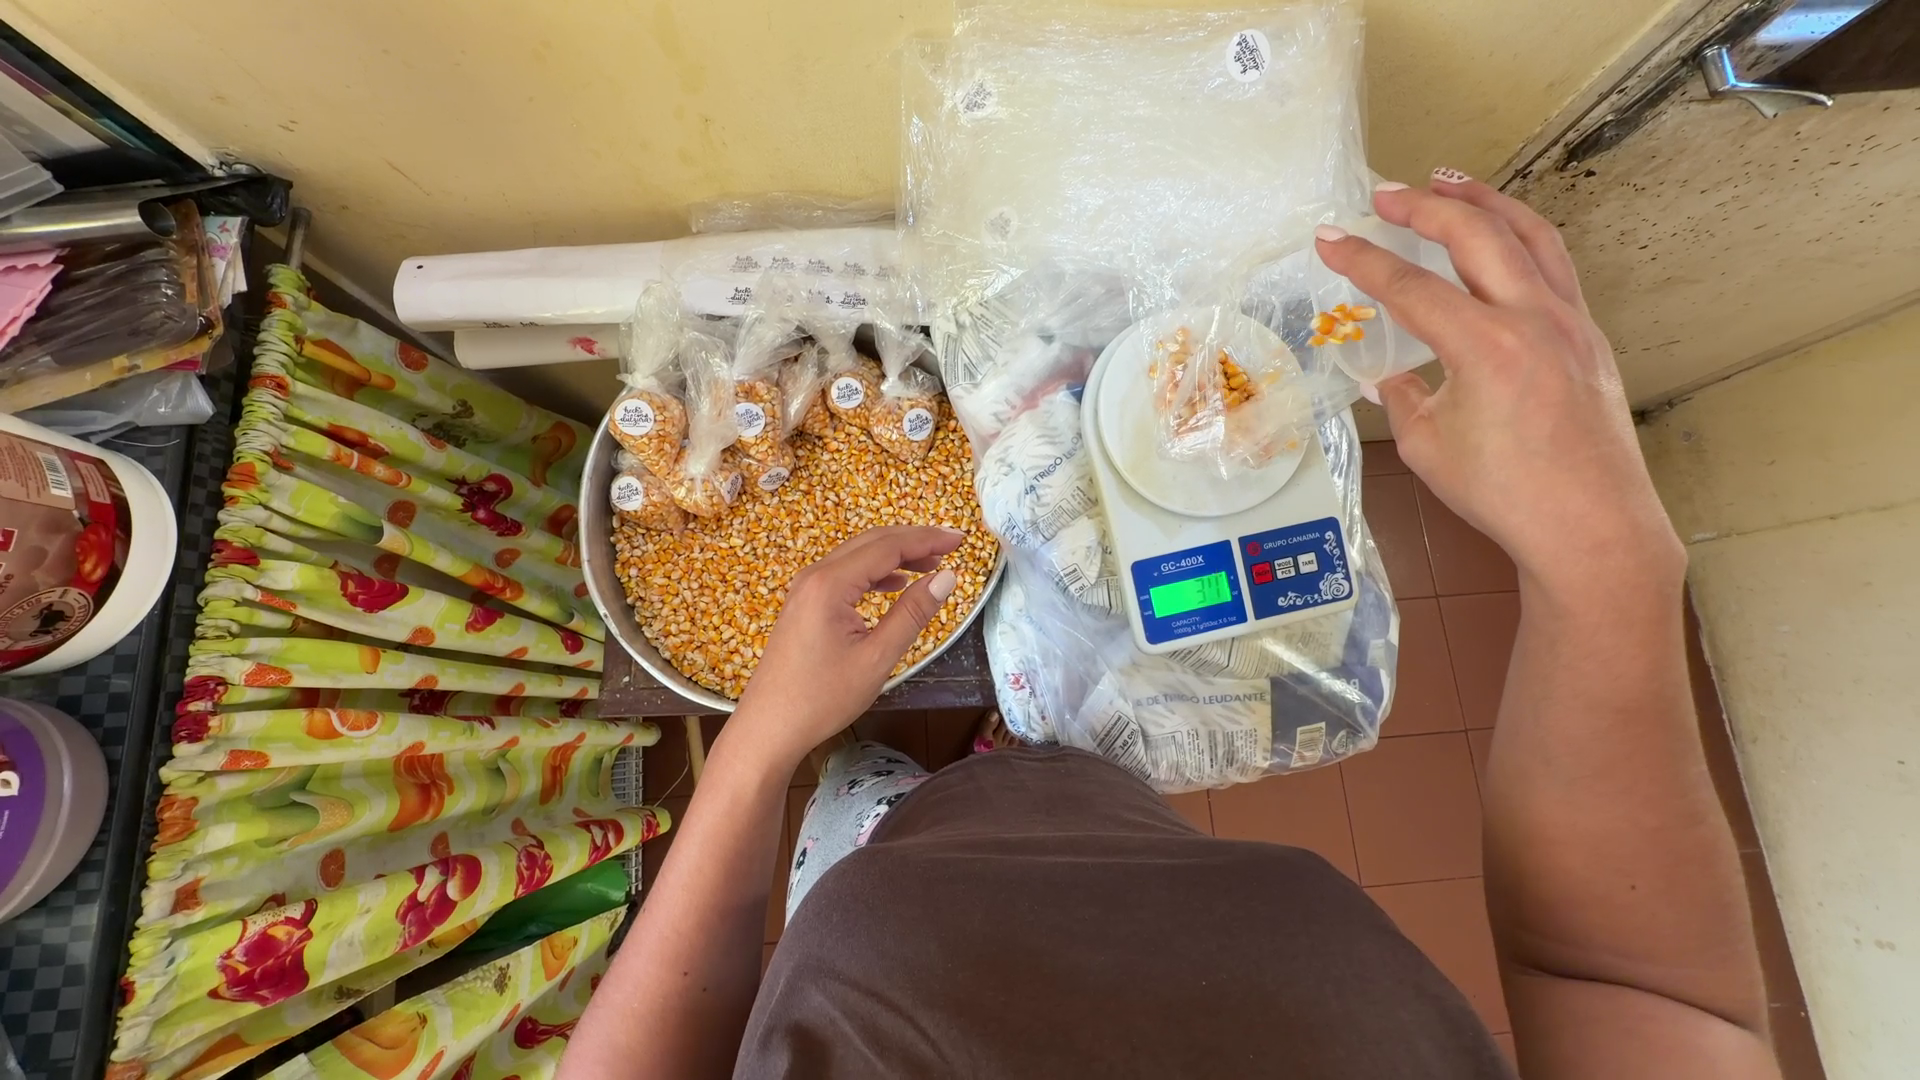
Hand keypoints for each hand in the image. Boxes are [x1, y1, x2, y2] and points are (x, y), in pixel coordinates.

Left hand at [730, 526, 963, 766]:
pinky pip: (845, 574)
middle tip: (952, 545)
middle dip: (913, 540)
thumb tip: (948, 577)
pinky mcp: (804, 604)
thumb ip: (912, 613)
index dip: (927, 540)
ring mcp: (805, 589)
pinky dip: (874, 573)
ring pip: (857, 556)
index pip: (888, 547)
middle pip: (871, 543)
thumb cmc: (822, 698)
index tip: (960, 539)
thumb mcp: (876, 658)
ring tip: (931, 565)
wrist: (768, 728)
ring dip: (895, 555)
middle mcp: (815, 576)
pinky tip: (895, 584)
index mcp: (831, 584)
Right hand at [1314, 172, 1684, 604]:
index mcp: (1484, 346)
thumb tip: (1395, 377)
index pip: (1410, 288)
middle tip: (1385, 193)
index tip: (1328, 238)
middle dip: (1424, 207)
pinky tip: (1499, 235)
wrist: (1589, 522)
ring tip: (1449, 181)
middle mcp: (1532, 317)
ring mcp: (1569, 320)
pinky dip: (1519, 235)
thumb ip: (1405, 397)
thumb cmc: (1501, 492)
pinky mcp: (1586, 333)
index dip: (1362, 260)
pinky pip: (1552, 263)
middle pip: (1475, 236)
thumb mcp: (1427, 445)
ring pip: (1529, 234)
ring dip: (1484, 202)